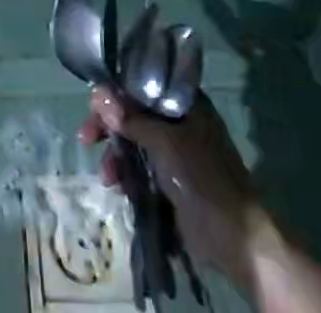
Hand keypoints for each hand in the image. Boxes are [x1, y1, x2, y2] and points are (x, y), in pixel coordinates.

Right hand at [80, 89, 320, 312]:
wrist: (234, 236)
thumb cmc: (203, 177)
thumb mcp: (164, 143)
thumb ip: (131, 119)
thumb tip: (97, 94)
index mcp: (187, 104)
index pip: (145, 84)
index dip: (118, 90)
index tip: (94, 103)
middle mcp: (180, 121)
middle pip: (135, 113)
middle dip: (110, 126)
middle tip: (86, 137)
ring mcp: (175, 151)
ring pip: (134, 141)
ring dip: (115, 155)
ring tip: (107, 177)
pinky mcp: (170, 179)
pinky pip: (139, 167)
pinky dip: (125, 173)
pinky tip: (118, 187)